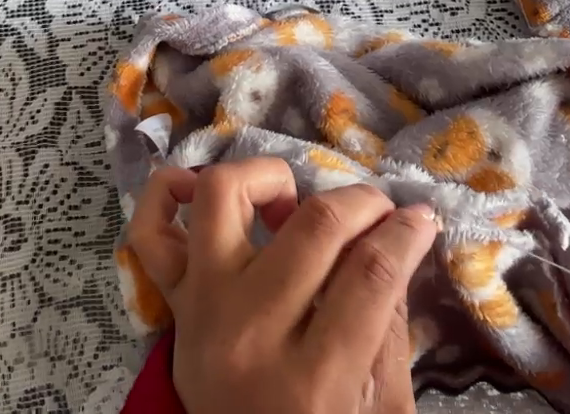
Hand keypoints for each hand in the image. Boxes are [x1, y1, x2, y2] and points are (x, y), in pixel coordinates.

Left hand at [126, 157, 438, 413]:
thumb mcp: (378, 409)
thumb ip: (390, 326)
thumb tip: (400, 238)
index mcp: (314, 381)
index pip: (370, 274)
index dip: (405, 233)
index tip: (419, 218)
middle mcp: (250, 333)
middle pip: (312, 227)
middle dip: (359, 201)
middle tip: (375, 209)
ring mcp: (201, 309)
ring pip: (222, 197)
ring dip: (267, 179)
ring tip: (292, 204)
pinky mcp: (171, 301)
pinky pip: (149, 229)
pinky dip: (170, 191)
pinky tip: (211, 196)